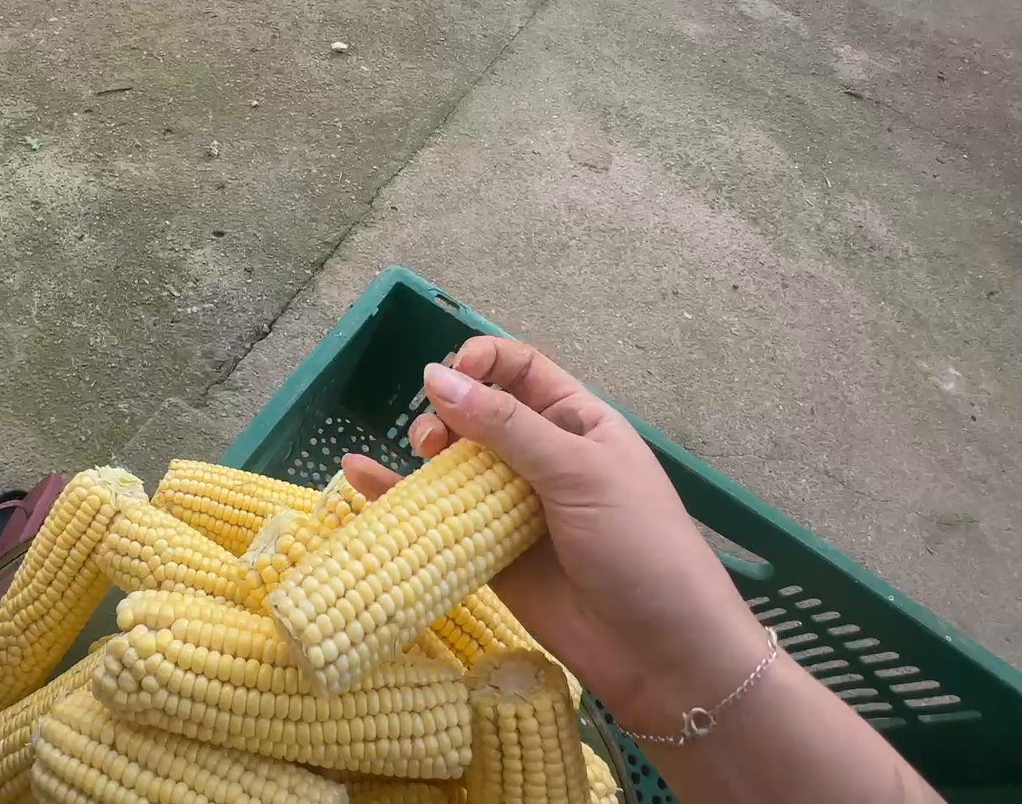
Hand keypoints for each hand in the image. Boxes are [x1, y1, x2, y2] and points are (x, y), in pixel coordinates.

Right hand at [342, 337, 768, 735]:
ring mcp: (510, 500)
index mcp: (574, 421)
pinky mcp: (485, 544)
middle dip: (449, 408)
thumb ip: (505, 425)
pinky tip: (358, 475)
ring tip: (425, 456)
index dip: (482, 361)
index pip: (519, 368)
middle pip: (476, 408)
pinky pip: (436, 509)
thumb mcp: (579, 472)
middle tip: (436, 436)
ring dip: (427, 446)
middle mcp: (538, 453)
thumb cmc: (638, 547)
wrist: (663, 660)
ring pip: (453, 456)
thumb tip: (435, 375)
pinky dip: (396, 491)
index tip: (450, 374)